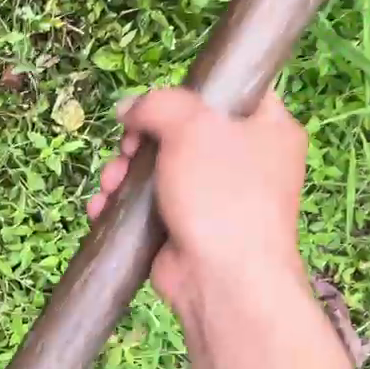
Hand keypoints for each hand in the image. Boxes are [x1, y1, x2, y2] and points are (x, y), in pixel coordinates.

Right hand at [88, 88, 308, 313]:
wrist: (221, 276)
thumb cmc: (222, 194)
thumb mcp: (192, 127)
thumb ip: (159, 105)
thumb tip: (128, 107)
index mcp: (267, 129)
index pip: (233, 93)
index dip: (191, 92)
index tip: (158, 105)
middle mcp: (243, 162)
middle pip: (179, 133)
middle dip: (140, 141)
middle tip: (127, 150)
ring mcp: (210, 198)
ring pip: (154, 171)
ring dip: (121, 174)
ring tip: (110, 185)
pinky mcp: (180, 227)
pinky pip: (142, 206)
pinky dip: (119, 205)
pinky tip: (101, 207)